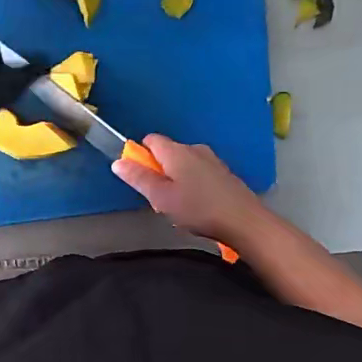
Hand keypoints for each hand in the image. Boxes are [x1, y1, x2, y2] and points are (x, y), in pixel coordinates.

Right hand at [112, 134, 270, 244]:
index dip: (140, 155)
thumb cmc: (198, 208)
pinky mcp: (224, 173)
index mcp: (176, 151)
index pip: (150, 140)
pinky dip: (192, 184)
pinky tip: (198, 206)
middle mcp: (194, 148)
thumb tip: (117, 162)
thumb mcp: (161, 197)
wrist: (244, 221)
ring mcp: (212, 159)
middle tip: (159, 197)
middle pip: (167, 152)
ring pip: (183, 163)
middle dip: (159, 170)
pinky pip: (198, 172)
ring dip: (176, 179)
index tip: (141, 178)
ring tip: (179, 205)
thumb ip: (139, 178)